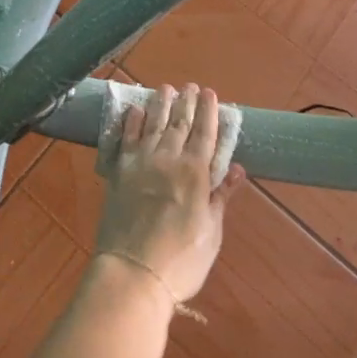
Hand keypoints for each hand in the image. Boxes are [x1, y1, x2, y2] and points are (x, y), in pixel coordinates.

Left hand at [95, 83, 245, 301]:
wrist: (133, 272)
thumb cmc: (181, 260)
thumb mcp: (211, 232)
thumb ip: (221, 197)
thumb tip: (237, 169)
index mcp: (195, 174)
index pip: (205, 134)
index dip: (208, 112)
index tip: (210, 93)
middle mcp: (168, 160)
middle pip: (179, 124)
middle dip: (186, 102)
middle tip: (189, 85)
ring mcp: (140, 163)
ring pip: (152, 124)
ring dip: (160, 104)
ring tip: (165, 88)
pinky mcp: (119, 171)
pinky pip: (126, 139)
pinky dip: (131, 122)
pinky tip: (134, 110)